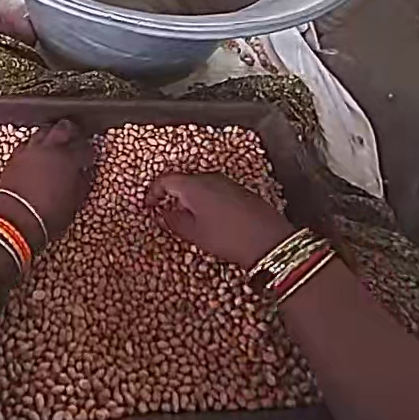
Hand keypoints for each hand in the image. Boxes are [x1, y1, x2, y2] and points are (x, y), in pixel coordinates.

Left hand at [0, 119, 94, 255]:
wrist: (16, 221)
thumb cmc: (47, 216)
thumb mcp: (74, 203)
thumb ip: (82, 183)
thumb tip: (84, 174)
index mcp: (69, 160)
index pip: (85, 148)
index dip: (90, 152)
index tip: (91, 157)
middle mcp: (50, 149)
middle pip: (64, 128)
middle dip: (73, 131)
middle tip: (77, 137)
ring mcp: (31, 150)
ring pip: (44, 131)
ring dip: (52, 134)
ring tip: (56, 142)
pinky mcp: (16, 156)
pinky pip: (28, 143)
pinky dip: (35, 145)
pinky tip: (37, 152)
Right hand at [147, 173, 294, 267]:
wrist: (270, 241)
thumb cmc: (228, 237)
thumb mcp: (194, 233)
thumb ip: (173, 221)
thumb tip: (161, 214)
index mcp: (193, 185)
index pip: (165, 180)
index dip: (153, 192)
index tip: (148, 205)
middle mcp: (209, 177)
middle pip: (182, 181)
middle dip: (171, 195)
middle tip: (165, 212)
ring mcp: (226, 182)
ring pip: (199, 185)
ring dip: (189, 198)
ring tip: (187, 219)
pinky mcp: (239, 191)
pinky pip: (214, 190)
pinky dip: (205, 200)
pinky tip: (209, 219)